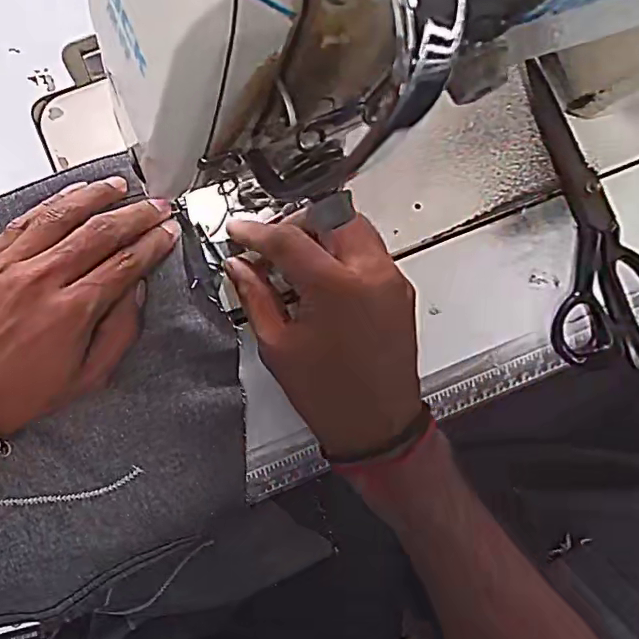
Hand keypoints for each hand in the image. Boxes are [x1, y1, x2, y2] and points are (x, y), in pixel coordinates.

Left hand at [0, 176, 180, 491]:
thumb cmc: (20, 393)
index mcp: (70, 312)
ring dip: (95, 196)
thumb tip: (136, 291)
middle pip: (99, 232)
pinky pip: (25, 221)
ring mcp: (12, 267)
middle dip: (134, 215)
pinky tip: (70, 195)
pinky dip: (52, 203)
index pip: (124, 263)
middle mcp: (41, 281)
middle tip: (154, 206)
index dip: (152, 243)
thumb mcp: (86, 378)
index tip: (166, 232)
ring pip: (62, 216)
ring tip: (118, 186)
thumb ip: (119, 333)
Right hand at [225, 213, 423, 460]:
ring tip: (291, 262)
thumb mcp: (277, 344)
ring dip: (320, 233)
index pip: (289, 237)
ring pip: (353, 226)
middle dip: (295, 222)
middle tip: (268, 243)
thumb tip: (240, 267)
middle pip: (330, 214)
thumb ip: (255, 296)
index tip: (240, 231)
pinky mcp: (398, 289)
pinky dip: (339, 251)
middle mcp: (371, 274)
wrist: (376, 424)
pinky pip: (367, 250)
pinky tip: (317, 278)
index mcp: (336, 287)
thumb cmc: (332, 395)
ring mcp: (390, 280)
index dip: (256, 231)